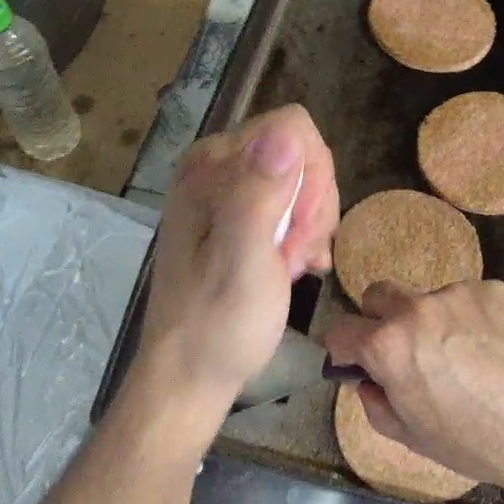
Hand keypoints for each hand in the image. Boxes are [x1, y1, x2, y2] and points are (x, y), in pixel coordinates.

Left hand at [133, 105, 340, 422]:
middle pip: (301, 153)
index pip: (293, 129)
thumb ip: (260, 195)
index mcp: (211, 166)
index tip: (298, 233)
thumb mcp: (244, 263)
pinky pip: (291, 204)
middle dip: (313, 206)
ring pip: (302, 181)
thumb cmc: (217, 326)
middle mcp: (216, 167)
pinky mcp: (236, 217)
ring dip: (311, 226)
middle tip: (295, 256)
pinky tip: (295, 268)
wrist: (191, 375)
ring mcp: (227, 192)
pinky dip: (304, 235)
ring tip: (292, 267)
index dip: (312, 179)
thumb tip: (286, 132)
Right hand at [323, 280, 503, 503]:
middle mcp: (418, 308)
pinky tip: (499, 351)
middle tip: (406, 350)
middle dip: (381, 319)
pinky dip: (474, 319)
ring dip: (435, 322)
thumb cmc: (478, 442)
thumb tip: (369, 383)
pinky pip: (470, 300)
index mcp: (388, 346)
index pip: (341, 330)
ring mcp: (459, 294)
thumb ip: (377, 404)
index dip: (344, 348)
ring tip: (471, 360)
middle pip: (378, 295)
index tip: (356, 361)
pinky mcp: (496, 289)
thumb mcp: (414, 437)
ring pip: (430, 300)